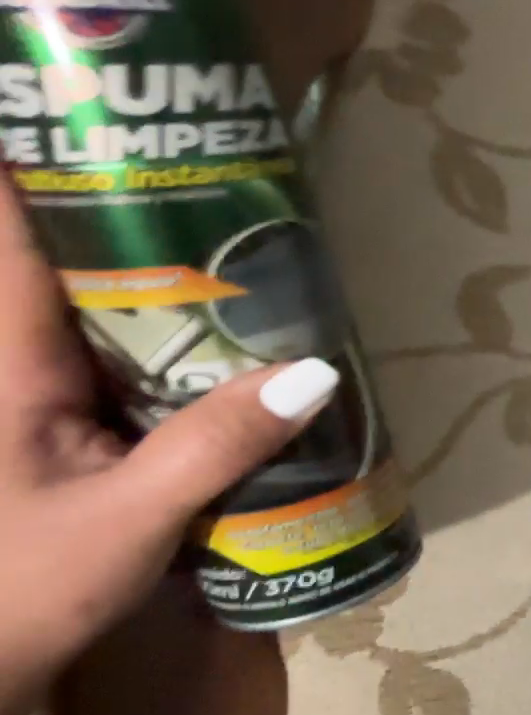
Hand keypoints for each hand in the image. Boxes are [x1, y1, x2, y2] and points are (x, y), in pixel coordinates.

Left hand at [0, 176, 336, 714]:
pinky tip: (241, 345)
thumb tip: (315, 371)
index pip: (3, 243)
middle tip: (212, 180)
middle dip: (125, 215)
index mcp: (1, 368)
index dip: (27, 171)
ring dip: (159, 278)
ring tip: (243, 249)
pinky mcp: (69, 434)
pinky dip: (177, 340)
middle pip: (60, 265)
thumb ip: (219, 446)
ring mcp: (40, 402)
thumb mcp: (127, 521)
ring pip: (99, 314)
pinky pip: (126, 363)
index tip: (90, 120)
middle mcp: (14, 368)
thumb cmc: (11, 593)